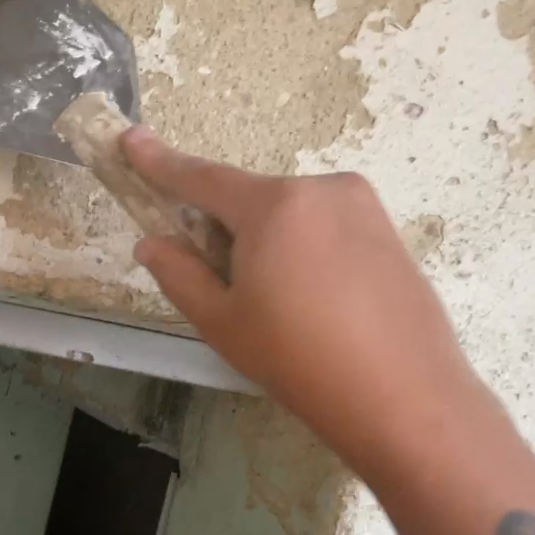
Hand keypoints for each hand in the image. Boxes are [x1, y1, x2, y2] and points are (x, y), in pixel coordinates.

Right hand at [123, 127, 501, 480]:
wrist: (404, 396)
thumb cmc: (295, 357)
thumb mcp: (218, 320)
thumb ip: (177, 273)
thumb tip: (151, 241)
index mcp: (274, 206)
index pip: (201, 177)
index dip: (159, 162)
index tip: (130, 138)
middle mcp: (321, 189)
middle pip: (246, 198)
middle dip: (218, 226)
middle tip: (214, 282)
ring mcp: (362, 205)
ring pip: (284, 213)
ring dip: (259, 241)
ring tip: (269, 303)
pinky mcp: (386, 229)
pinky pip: (319, 225)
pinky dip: (295, 248)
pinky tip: (305, 300)